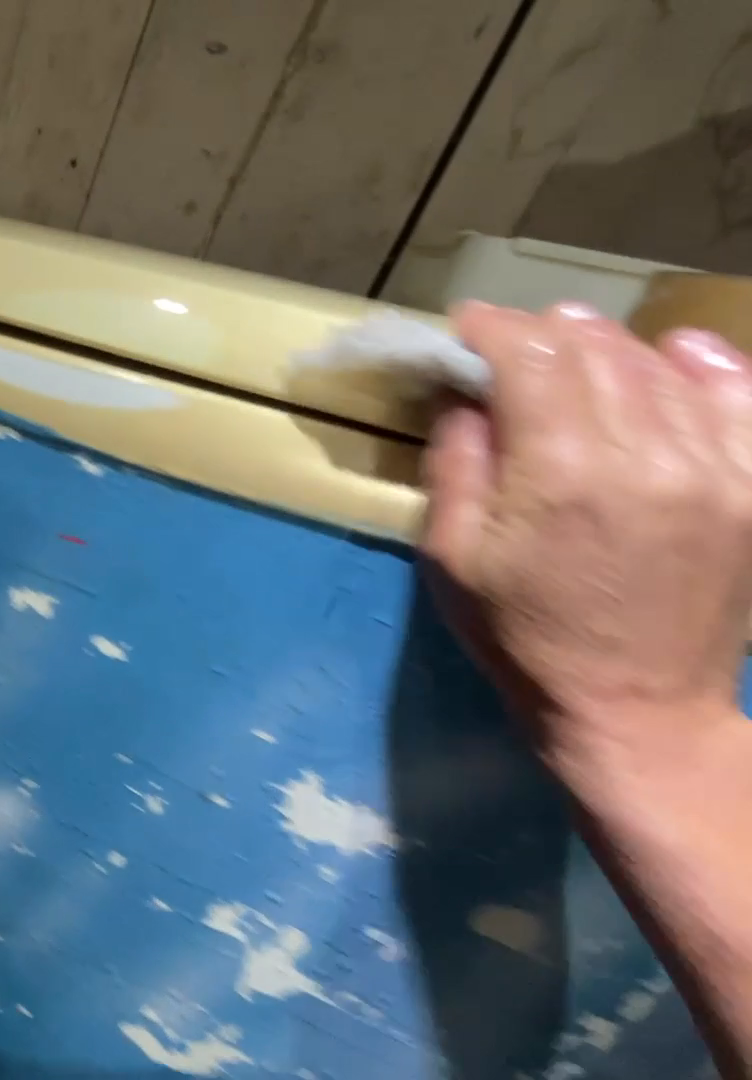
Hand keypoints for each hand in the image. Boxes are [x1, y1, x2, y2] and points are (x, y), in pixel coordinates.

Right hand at [421, 302, 751, 770]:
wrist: (629, 700)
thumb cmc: (516, 628)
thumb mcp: (451, 554)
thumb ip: (459, 465)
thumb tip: (464, 397)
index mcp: (562, 478)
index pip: (532, 365)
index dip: (495, 331)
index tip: (463, 323)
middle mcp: (651, 460)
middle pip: (600, 357)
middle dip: (547, 332)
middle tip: (509, 332)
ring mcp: (720, 473)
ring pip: (668, 371)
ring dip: (612, 344)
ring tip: (573, 335)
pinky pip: (746, 403)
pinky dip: (713, 367)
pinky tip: (681, 352)